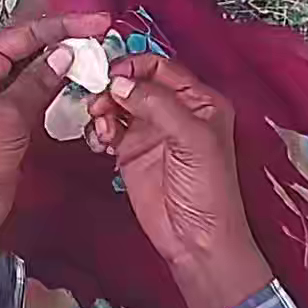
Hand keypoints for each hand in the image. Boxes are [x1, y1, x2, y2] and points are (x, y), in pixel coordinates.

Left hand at [0, 11, 111, 244]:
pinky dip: (64, 95)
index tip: (99, 23)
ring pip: (42, 76)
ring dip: (69, 70)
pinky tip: (86, 91)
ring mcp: (2, 102)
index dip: (63, 26)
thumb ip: (37, 82)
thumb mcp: (5, 117)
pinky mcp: (16, 125)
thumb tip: (65, 52)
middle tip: (106, 41)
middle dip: (69, 45)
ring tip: (102, 63)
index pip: (24, 35)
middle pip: (33, 52)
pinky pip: (43, 101)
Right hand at [88, 55, 271, 307]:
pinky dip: (98, 130)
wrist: (194, 239)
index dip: (134, 67)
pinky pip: (107, 128)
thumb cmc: (209, 192)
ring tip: (102, 127)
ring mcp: (149, 131)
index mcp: (198, 101)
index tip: (111, 76)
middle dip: (112, 89)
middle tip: (100, 101)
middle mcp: (172, 112)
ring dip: (102, 109)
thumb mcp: (192, 140)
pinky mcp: (129, 151)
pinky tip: (101, 142)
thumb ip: (158, 105)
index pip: (160, 67)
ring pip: (116, 104)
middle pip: (133, 83)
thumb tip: (121, 83)